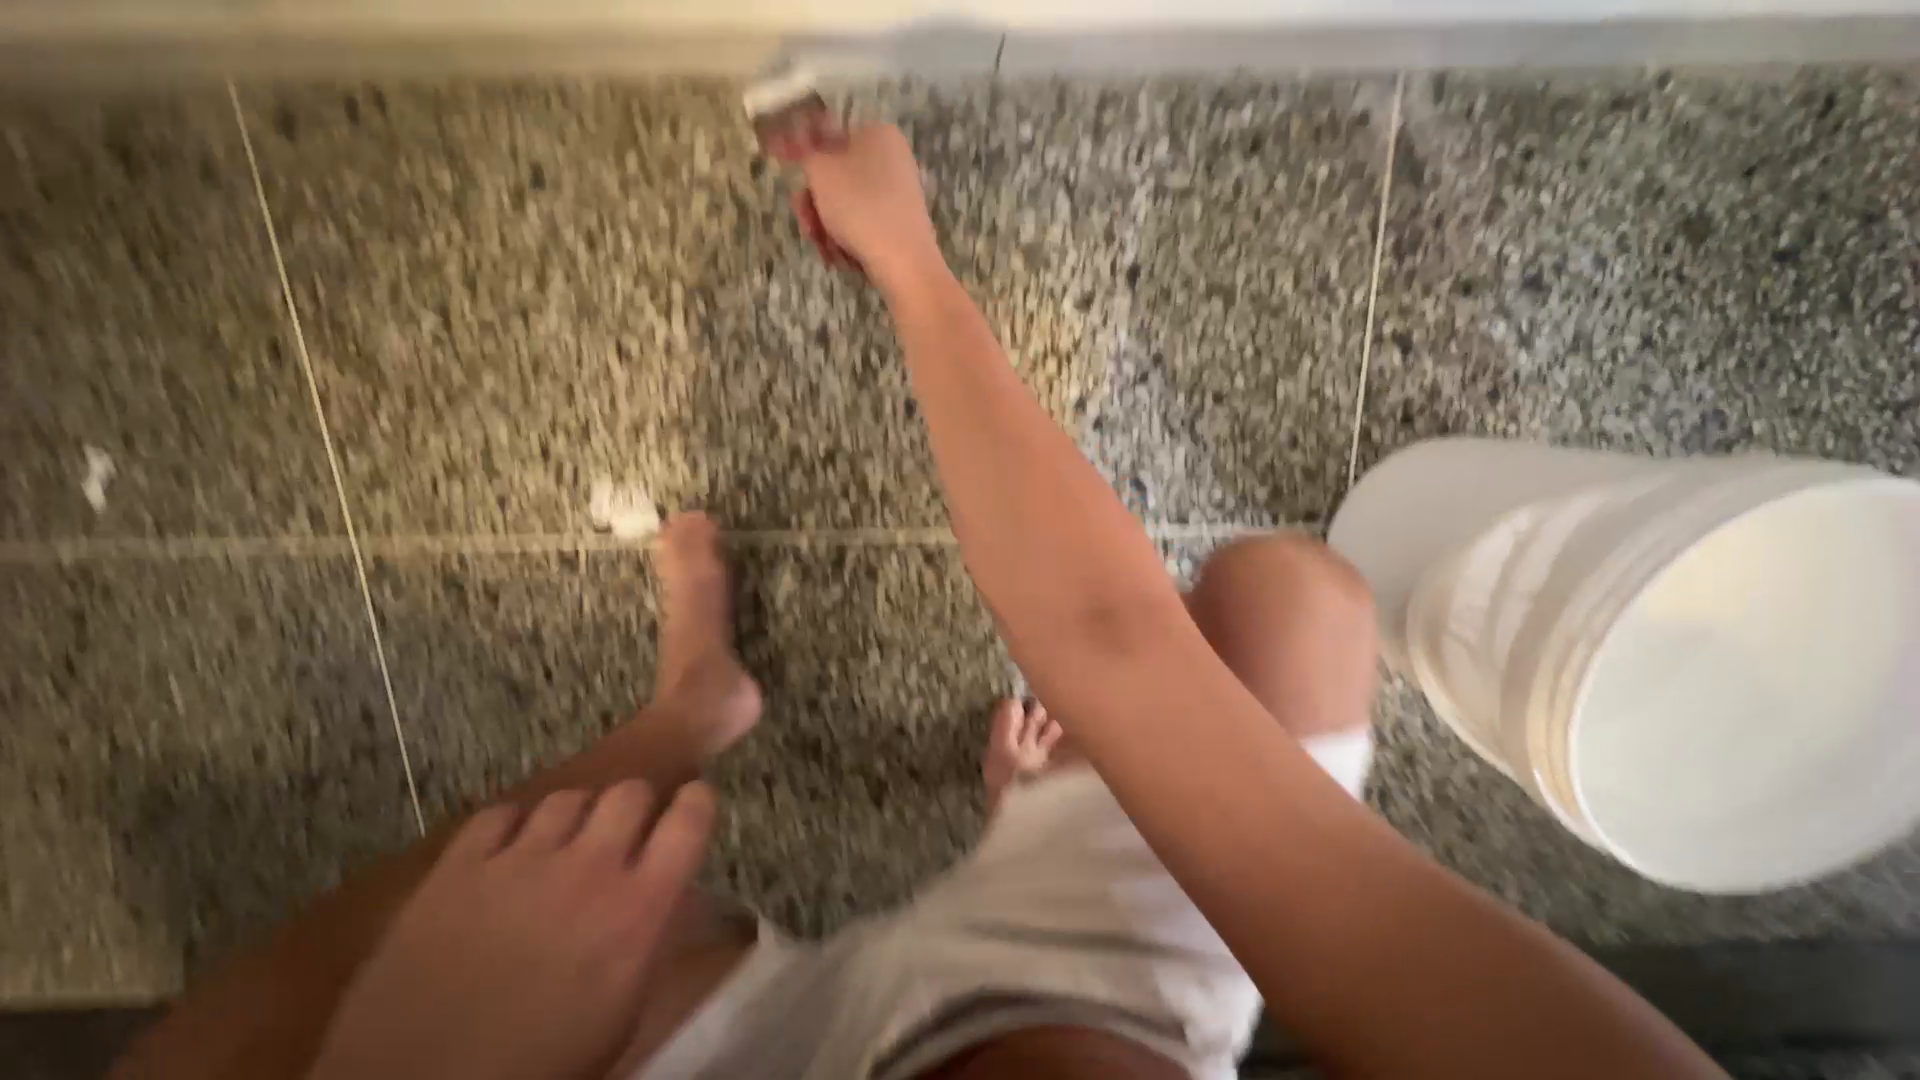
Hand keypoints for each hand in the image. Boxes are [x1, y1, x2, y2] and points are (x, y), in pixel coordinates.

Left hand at [307, 782, 715, 1079]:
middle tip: (623, 839)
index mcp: (639, 908)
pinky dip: (511, 828)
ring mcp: (519, 862)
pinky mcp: (457, 868)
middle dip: (635, 808)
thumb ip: (655, 943)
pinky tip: (506, 857)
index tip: (691, 808)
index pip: (690, 818)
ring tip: (561, 850)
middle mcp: (588, 869)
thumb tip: (679, 899)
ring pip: (567, 797)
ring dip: (575, 819)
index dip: (696, 804)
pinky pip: (499, 815)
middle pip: (630, 792)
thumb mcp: (623, 1016)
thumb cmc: (541, 1068)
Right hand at [796, 124, 946, 296]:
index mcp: (877, 133)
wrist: (905, 263)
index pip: (828, 135)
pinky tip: (841, 258)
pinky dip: (847, 241)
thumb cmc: (860, 207)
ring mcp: (897, 194)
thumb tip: (788, 130)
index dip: (801, 153)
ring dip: (826, 228)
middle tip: (807, 226)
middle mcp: (891, 159)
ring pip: (844, 206)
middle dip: (814, 206)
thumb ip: (802, 149)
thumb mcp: (821, 171)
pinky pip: (862, 226)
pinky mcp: (898, 226)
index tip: (778, 163)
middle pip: (835, 177)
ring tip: (825, 249)